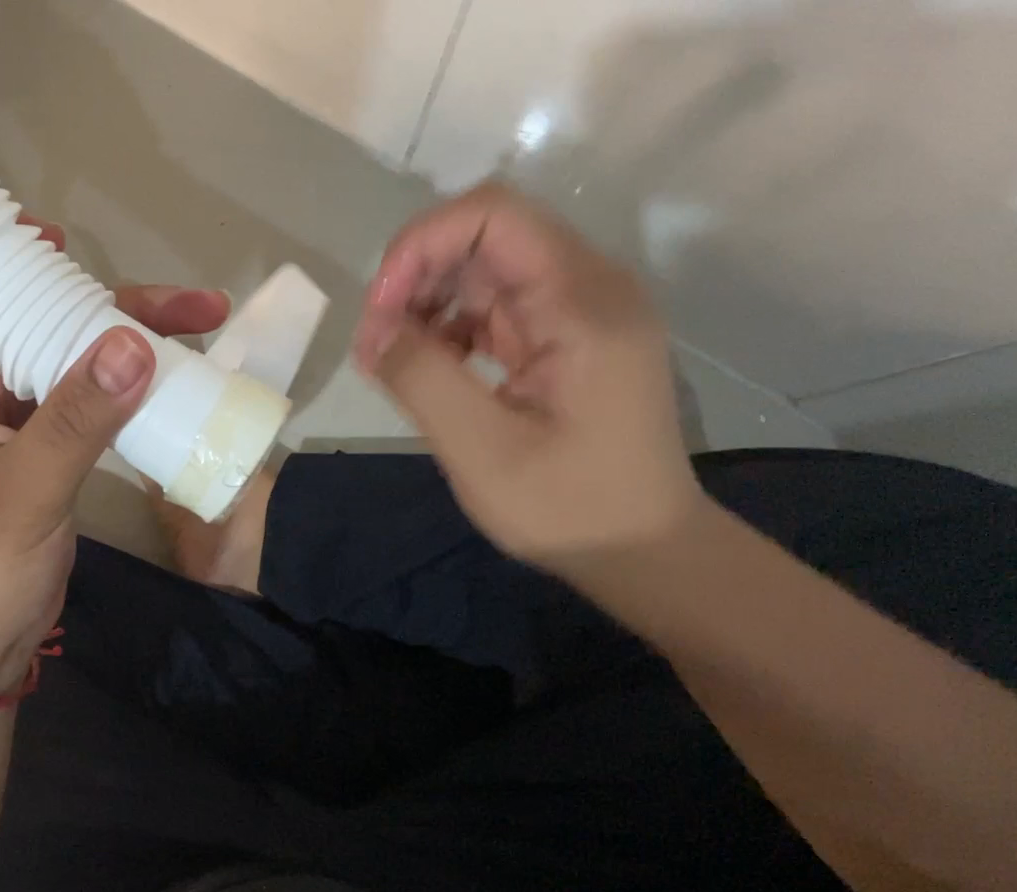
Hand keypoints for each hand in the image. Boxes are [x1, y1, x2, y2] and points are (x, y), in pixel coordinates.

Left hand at [0, 222, 231, 701]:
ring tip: (202, 329)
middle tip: (183, 304)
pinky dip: (125, 391)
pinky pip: (85, 404)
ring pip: (68, 362)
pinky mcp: (44, 453)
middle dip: (101, 305)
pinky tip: (172, 381)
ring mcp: (12, 424)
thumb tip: (135, 342)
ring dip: (126, 346)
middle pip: (33, 322)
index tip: (54, 236)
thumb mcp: (25, 491)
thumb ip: (77, 418)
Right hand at [354, 183, 706, 572]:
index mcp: (581, 301)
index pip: (492, 215)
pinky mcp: (570, 340)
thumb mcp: (482, 449)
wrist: (644, 551)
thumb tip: (372, 329)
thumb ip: (422, 378)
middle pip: (488, 236)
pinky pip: (501, 308)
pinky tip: (429, 369)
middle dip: (418, 275)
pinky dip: (454, 328)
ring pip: (490, 271)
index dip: (421, 244)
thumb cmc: (568, 506)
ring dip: (431, 303)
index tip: (379, 311)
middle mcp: (590, 288)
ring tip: (393, 360)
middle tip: (377, 343)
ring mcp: (583, 314)